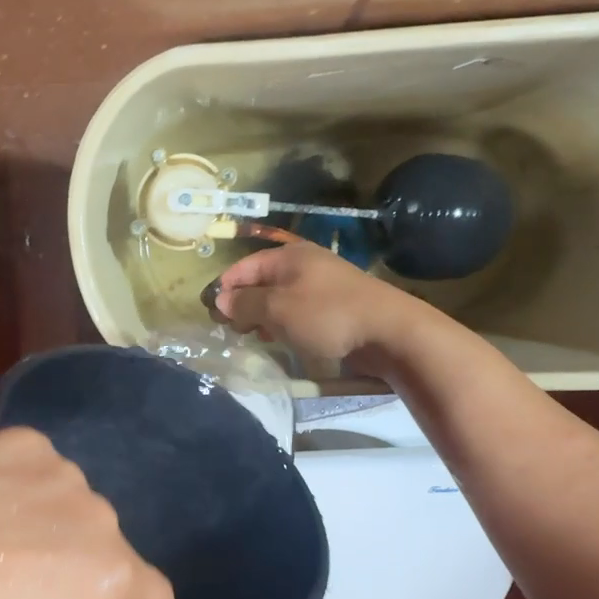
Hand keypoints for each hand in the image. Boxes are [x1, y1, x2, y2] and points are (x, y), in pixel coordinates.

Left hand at [0, 428, 173, 598]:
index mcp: (110, 576)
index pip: (155, 597)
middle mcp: (98, 513)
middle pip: (110, 549)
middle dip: (82, 571)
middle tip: (23, 595)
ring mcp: (56, 469)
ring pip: (74, 507)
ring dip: (51, 527)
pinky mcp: (17, 441)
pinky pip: (39, 471)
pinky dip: (20, 490)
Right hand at [213, 241, 433, 368]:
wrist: (389, 333)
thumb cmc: (327, 315)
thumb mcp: (277, 309)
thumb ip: (245, 304)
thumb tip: (220, 301)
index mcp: (290, 257)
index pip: (244, 266)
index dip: (224, 286)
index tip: (210, 311)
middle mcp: (305, 266)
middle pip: (261, 282)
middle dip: (242, 304)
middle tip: (230, 330)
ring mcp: (322, 288)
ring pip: (279, 300)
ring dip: (262, 318)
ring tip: (252, 339)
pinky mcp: (335, 310)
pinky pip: (298, 314)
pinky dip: (283, 325)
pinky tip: (281, 342)